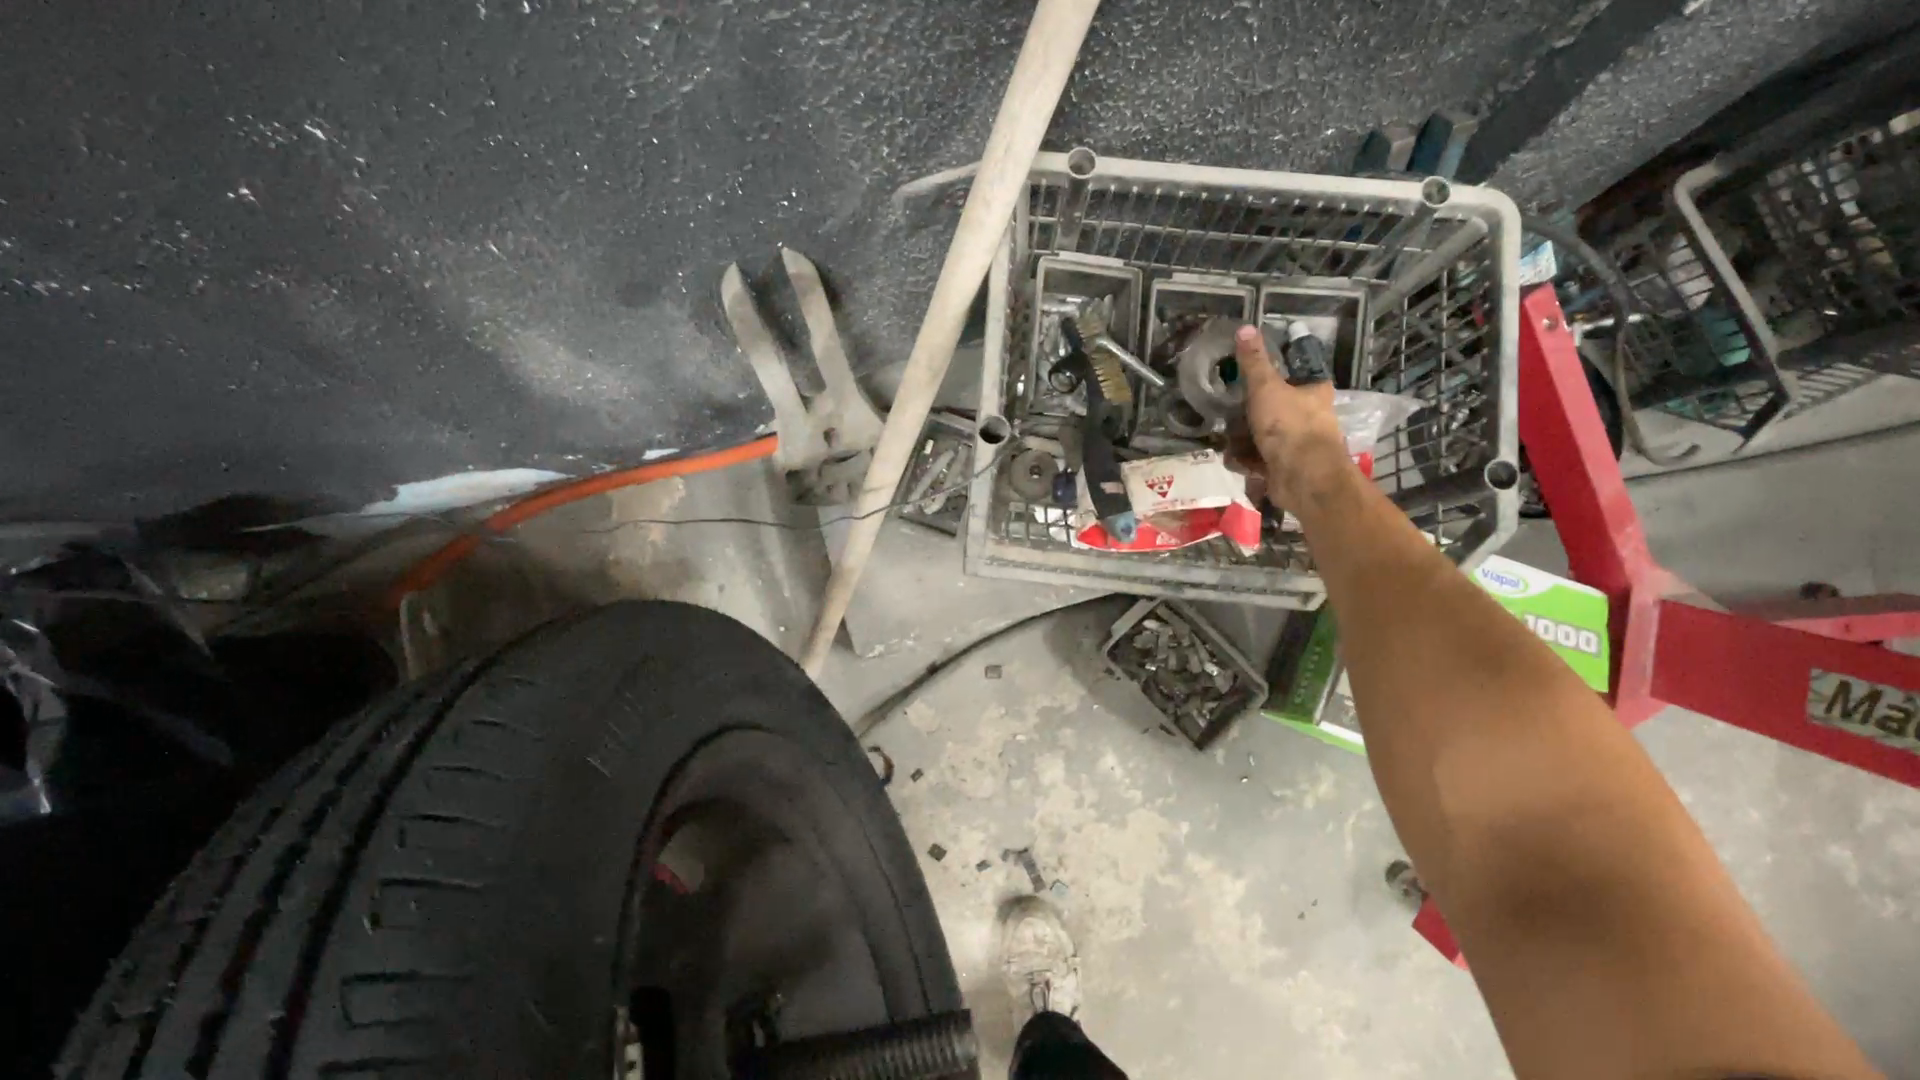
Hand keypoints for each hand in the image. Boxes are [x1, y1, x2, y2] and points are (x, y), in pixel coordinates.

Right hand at [1235, 324, 1347, 509]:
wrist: (1303, 479)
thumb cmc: (1290, 426)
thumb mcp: (1266, 387)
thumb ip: (1253, 361)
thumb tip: (1244, 327)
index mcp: (1314, 392)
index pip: (1295, 374)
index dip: (1273, 374)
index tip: (1250, 377)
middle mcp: (1309, 417)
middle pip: (1274, 406)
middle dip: (1249, 412)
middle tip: (1229, 409)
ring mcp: (1297, 444)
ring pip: (1263, 435)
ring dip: (1242, 438)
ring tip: (1226, 437)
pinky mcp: (1284, 468)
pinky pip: (1258, 459)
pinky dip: (1245, 460)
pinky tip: (1234, 459)